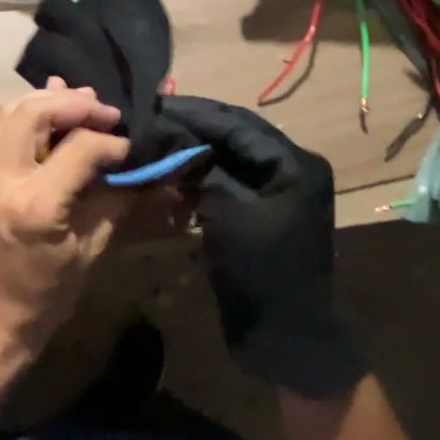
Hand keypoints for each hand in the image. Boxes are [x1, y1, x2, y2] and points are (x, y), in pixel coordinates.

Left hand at [0, 80, 132, 359]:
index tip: (131, 150)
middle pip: (35, 112)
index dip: (112, 142)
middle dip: (76, 104)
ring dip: (49, 100)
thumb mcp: (89, 250)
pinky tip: (55, 112)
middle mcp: (5, 180)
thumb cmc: (46, 295)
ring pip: (11, 111)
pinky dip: (29, 113)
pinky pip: (2, 129)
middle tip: (108, 113)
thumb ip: (117, 202)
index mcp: (37, 204)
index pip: (79, 147)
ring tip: (84, 106)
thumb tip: (152, 170)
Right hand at [158, 96, 363, 397]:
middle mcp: (290, 169)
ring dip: (193, 150)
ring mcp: (277, 194)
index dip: (192, 113)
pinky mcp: (260, 215)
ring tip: (151, 141)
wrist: (287, 335)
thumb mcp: (229, 214)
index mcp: (294, 164)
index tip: (149, 104)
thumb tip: (170, 138)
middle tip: (146, 119)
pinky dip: (199, 176)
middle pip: (234, 136)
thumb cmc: (262, 272)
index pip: (236, 123)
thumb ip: (203, 170)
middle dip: (191, 127)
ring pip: (229, 159)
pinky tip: (168, 173)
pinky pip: (227, 183)